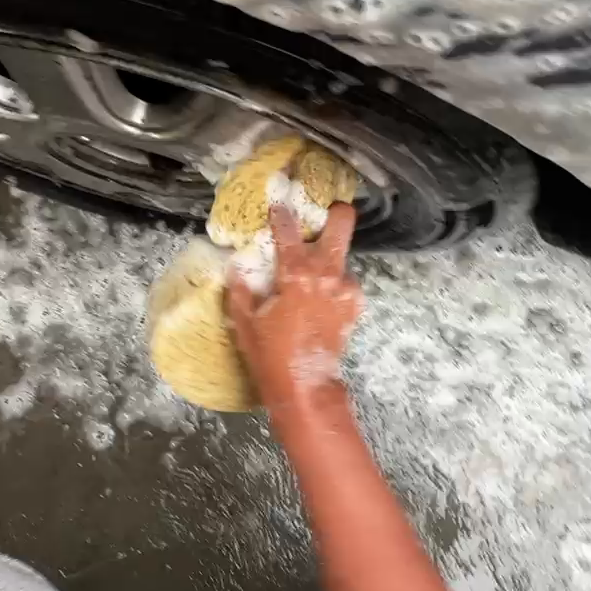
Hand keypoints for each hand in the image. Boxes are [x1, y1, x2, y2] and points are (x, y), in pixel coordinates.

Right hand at [226, 203, 363, 410]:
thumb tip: (236, 267)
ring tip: (311, 276)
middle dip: (335, 213)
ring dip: (329, 261)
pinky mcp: (354, 307)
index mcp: (296, 273)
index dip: (281, 213)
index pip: (288, 230)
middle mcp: (327, 274)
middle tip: (323, 212)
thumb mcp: (246, 322)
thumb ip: (241, 289)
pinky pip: (346, 284)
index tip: (277, 202)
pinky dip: (334, 285)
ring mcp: (346, 289)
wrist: (305, 387)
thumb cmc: (271, 355)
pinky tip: (319, 298)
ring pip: (343, 258)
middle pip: (341, 225)